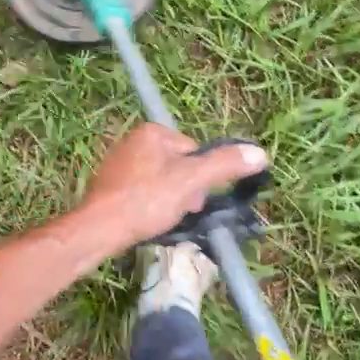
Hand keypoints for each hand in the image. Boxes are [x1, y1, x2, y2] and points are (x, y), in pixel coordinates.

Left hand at [76, 124, 268, 248]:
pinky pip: (141, 191)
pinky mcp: (109, 184)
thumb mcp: (191, 181)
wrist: (99, 228)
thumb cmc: (146, 200)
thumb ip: (223, 165)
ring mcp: (118, 162)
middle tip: (178, 212)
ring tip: (162, 219)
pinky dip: (148, 205)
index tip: (193, 200)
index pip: (193, 152)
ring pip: (160, 181)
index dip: (199, 178)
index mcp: (152, 132)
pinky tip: (146, 221)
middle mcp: (132, 139)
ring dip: (167, 200)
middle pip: (177, 166)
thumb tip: (260, 153)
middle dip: (183, 191)